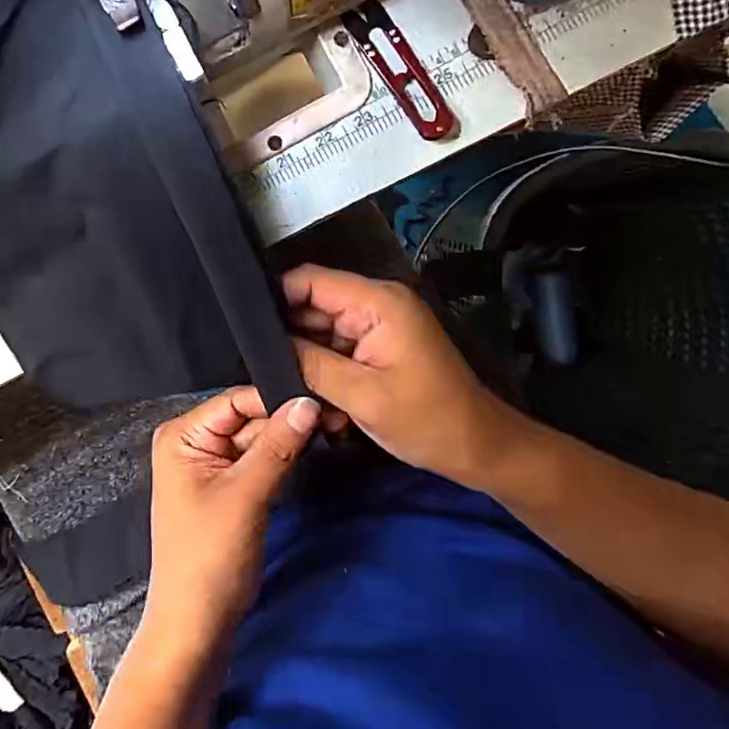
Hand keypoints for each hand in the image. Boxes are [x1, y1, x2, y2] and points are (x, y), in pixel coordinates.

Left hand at [143, 387, 335, 647]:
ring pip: (259, 439)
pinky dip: (282, 460)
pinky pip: (260, 461)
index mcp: (182, 435)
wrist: (198, 625)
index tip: (320, 398)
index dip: (275, 398)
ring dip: (289, 440)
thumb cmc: (208, 558)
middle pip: (249, 417)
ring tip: (329, 432)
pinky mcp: (230, 486)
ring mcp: (212, 465)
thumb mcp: (246, 495)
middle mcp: (194, 442)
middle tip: (333, 418)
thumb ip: (277, 445)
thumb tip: (309, 402)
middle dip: (287, 421)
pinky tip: (309, 454)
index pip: (235, 400)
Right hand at [283, 264, 524, 491]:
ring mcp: (380, 325)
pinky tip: (322, 405)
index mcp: (378, 302)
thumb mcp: (363, 396)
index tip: (247, 327)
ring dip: (308, 363)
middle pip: (315, 306)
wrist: (480, 448)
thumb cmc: (428, 420)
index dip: (277, 297)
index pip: (312, 280)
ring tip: (292, 393)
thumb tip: (270, 346)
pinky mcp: (380, 346)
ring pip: (323, 332)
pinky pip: (340, 350)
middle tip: (261, 369)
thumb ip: (312, 365)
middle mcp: (377, 304)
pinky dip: (327, 373)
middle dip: (290, 338)